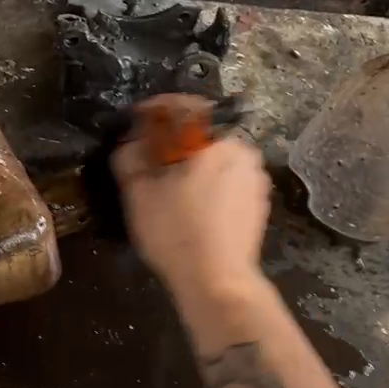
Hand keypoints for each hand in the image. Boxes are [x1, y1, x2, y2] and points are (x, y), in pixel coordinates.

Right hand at [112, 95, 271, 307]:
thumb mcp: (138, 192)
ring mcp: (255, 176)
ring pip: (216, 154)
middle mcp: (241, 150)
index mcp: (213, 141)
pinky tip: (189, 199)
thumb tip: (131, 140)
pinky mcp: (258, 200)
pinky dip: (207, 177)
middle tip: (149, 152)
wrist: (217, 281)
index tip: (137, 116)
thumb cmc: (174, 232)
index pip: (186, 106)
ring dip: (192, 158)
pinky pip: (227, 176)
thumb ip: (130, 155)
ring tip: (167, 178)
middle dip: (174, 136)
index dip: (157, 106)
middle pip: (203, 130)